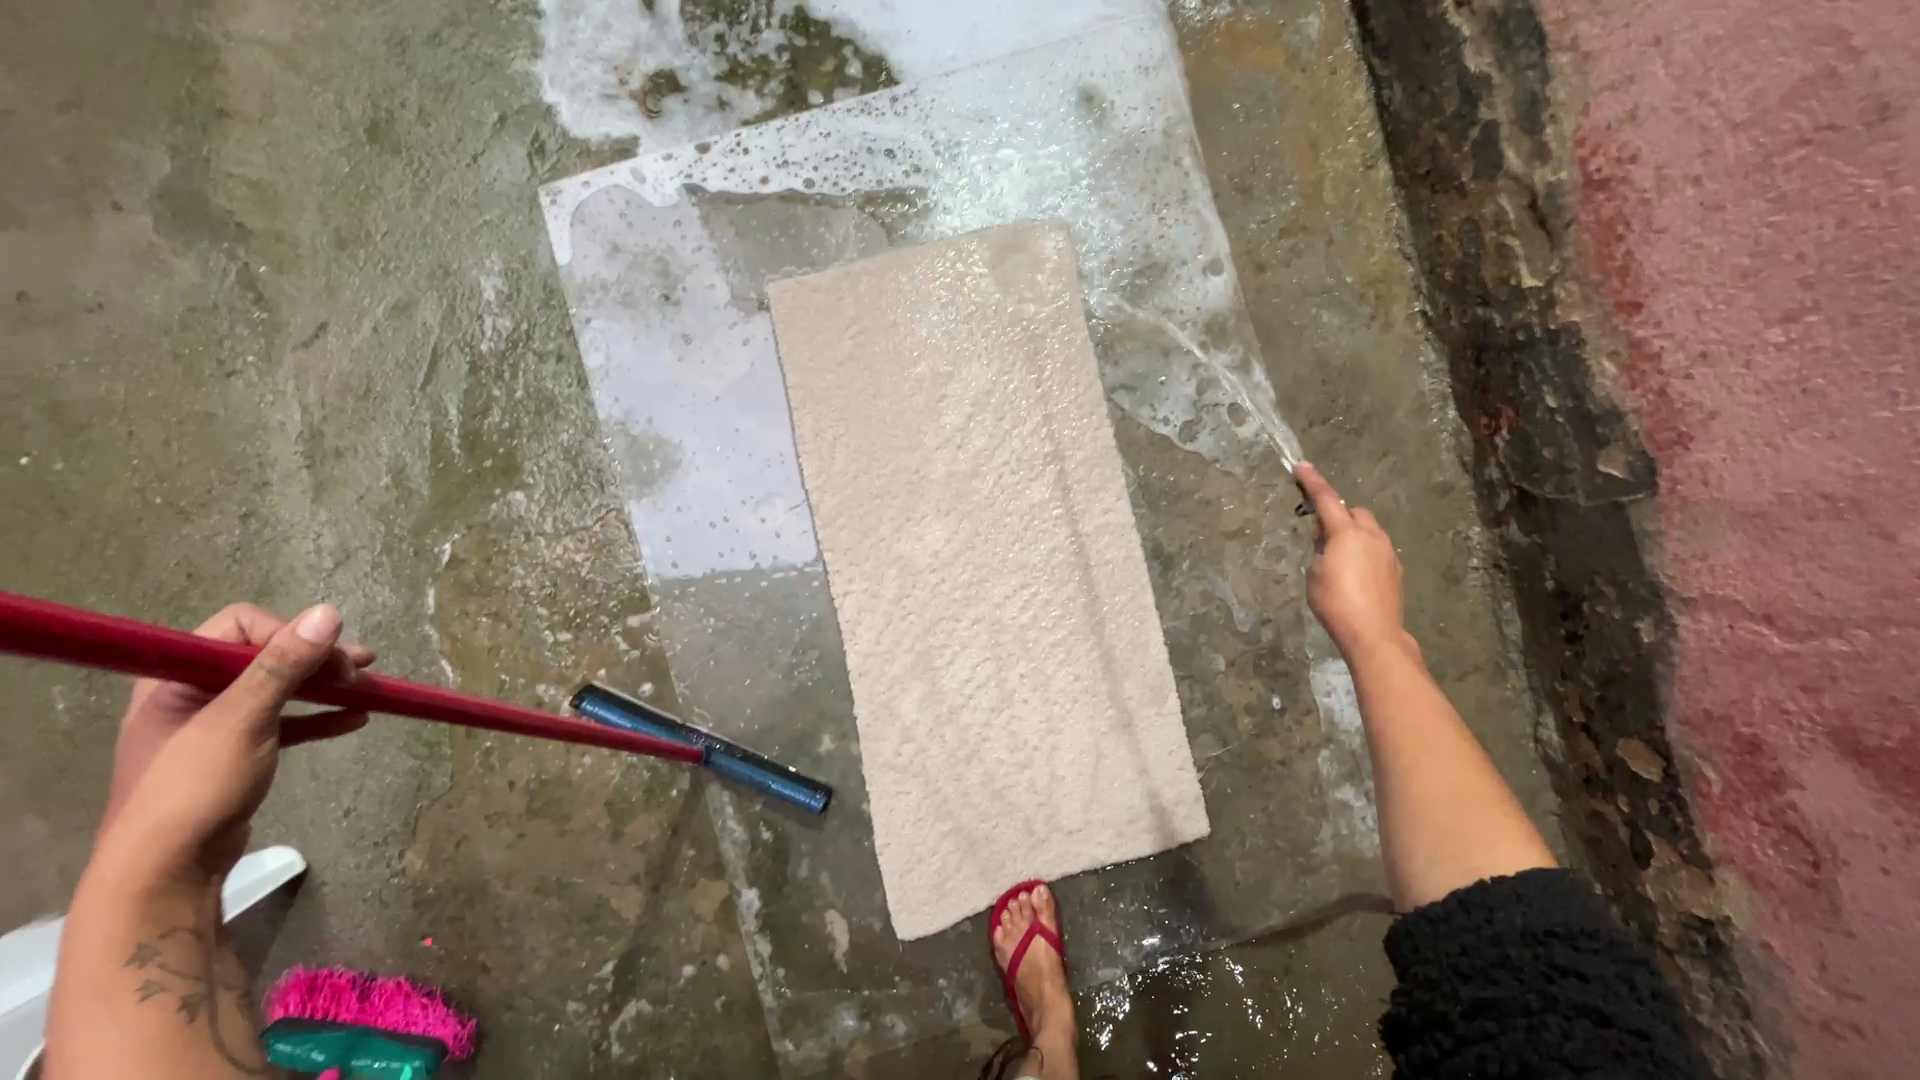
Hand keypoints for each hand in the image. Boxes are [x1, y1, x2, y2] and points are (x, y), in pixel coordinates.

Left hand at [92, 603, 372, 890]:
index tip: (328, 656)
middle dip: (317, 658)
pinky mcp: (239, 754)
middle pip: (265, 655)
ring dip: (326, 686)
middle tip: (361, 667)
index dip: (287, 633)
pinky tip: (356, 720)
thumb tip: (328, 613)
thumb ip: (282, 665)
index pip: (238, 627)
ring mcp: (217, 726)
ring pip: (281, 689)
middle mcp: (193, 694)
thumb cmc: (195, 787)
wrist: (169, 869)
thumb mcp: (241, 720)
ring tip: (368, 690)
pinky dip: (320, 717)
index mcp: (175, 677)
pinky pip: (287, 722)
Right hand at [1296, 463, 1407, 658]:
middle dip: (1338, 516)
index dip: (1312, 482)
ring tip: (1337, 561)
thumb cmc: (1335, 601)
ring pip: (1368, 531)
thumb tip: (1329, 541)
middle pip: (1354, 512)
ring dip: (1352, 536)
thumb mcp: (1315, 573)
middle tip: (1321, 538)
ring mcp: (1388, 552)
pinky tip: (1354, 577)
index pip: (1326, 499)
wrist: (1373, 633)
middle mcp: (1371, 536)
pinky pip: (1376, 550)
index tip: (1301, 466)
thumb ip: (1320, 550)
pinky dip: (1363, 553)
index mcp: (1346, 533)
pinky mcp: (1395, 570)